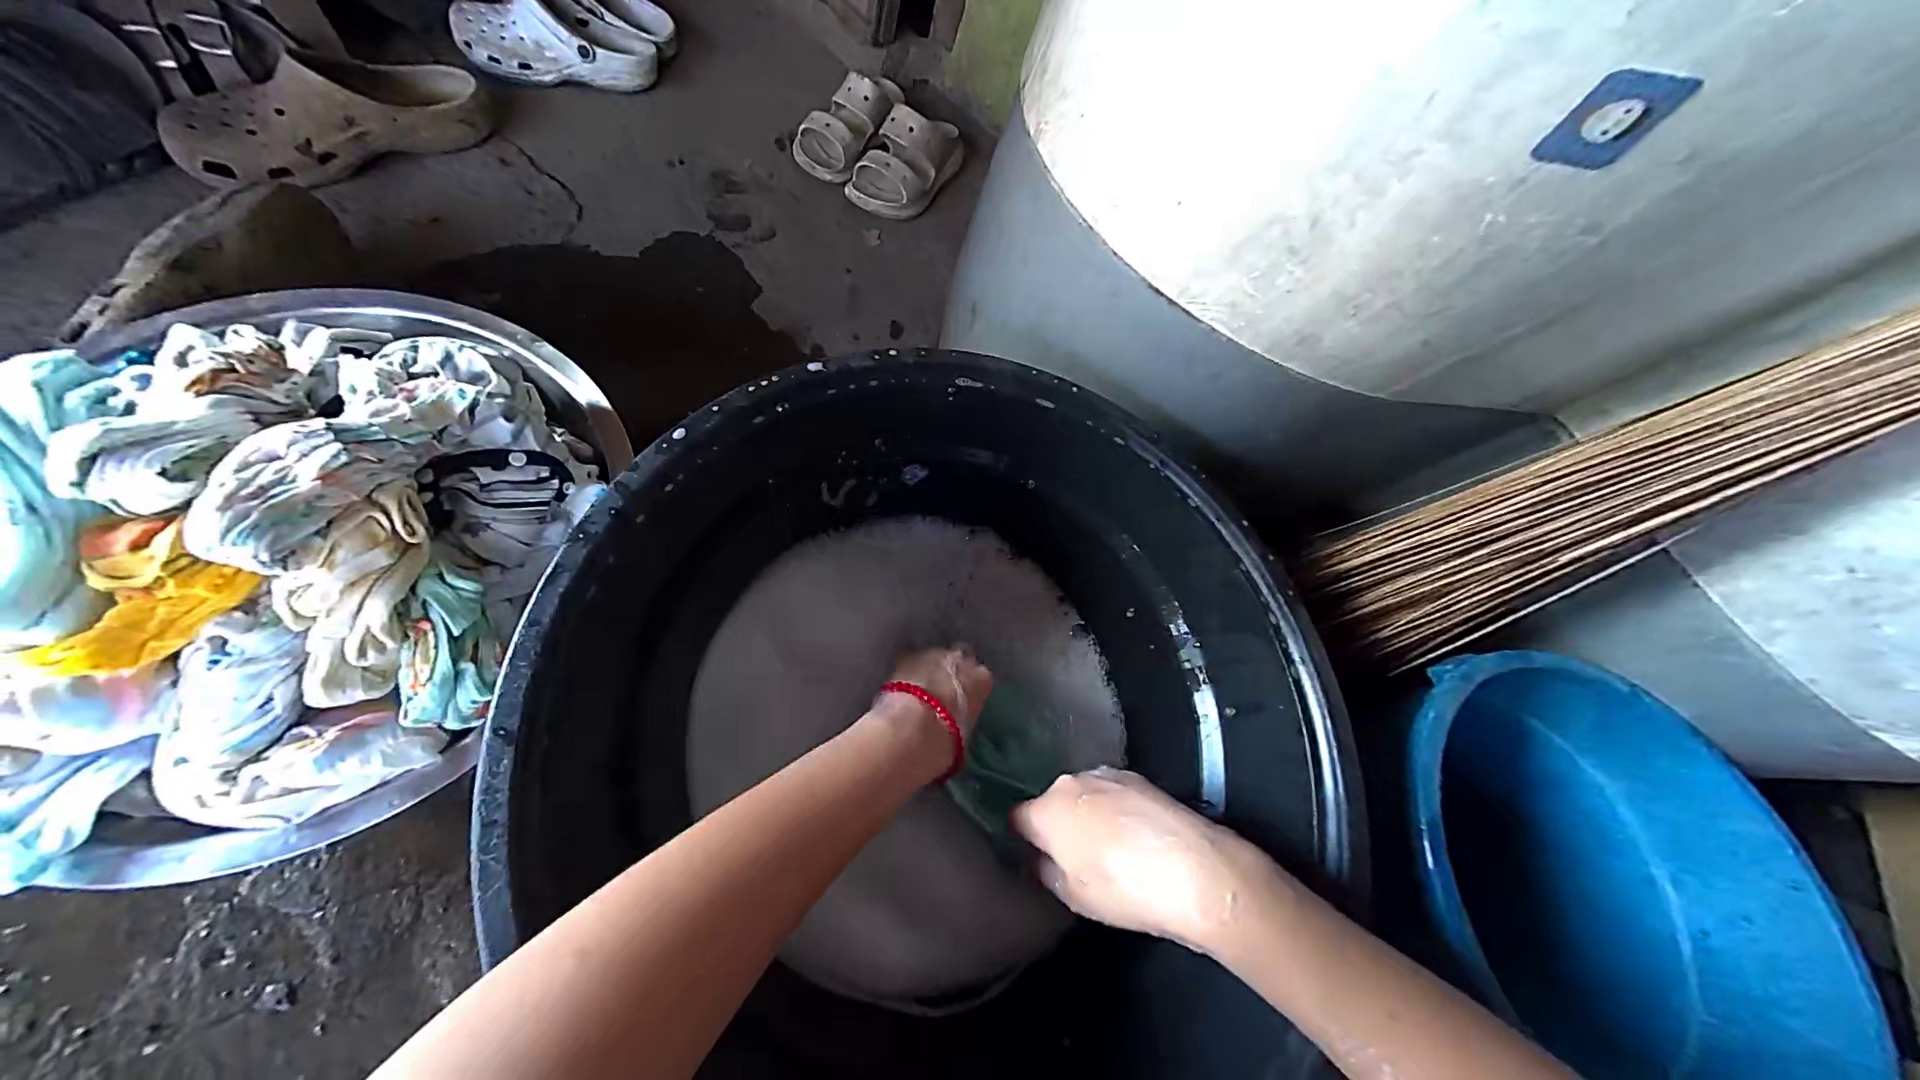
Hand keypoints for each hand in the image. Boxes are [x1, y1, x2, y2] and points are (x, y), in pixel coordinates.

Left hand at [882, 645, 992, 740]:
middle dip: (951, 673)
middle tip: (940, 694)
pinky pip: (912, 661)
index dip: (970, 689)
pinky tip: (902, 688)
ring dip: (929, 670)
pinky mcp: (907, 656)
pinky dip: (909, 672)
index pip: (980, 679)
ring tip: (919, 692)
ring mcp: (933, 654)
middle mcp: (961, 659)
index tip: (962, 702)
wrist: (911, 727)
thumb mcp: (967, 731)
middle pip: (959, 661)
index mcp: (982, 679)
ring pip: (934, 658)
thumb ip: (964, 716)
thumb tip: (957, 720)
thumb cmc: (946, 738)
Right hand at [1010, 768, 1276, 951]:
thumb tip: (1040, 858)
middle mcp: (1071, 782)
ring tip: (1110, 850)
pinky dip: (1116, 811)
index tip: (1033, 858)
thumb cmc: (1124, 889)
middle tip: (1074, 859)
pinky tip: (1134, 838)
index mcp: (1046, 809)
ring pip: (1083, 796)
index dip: (1022, 840)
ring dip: (1087, 815)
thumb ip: (1045, 871)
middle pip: (1051, 803)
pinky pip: (1112, 794)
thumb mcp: (1073, 896)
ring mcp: (1107, 775)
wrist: (1196, 869)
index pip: (1017, 819)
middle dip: (1057, 826)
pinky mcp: (1139, 778)